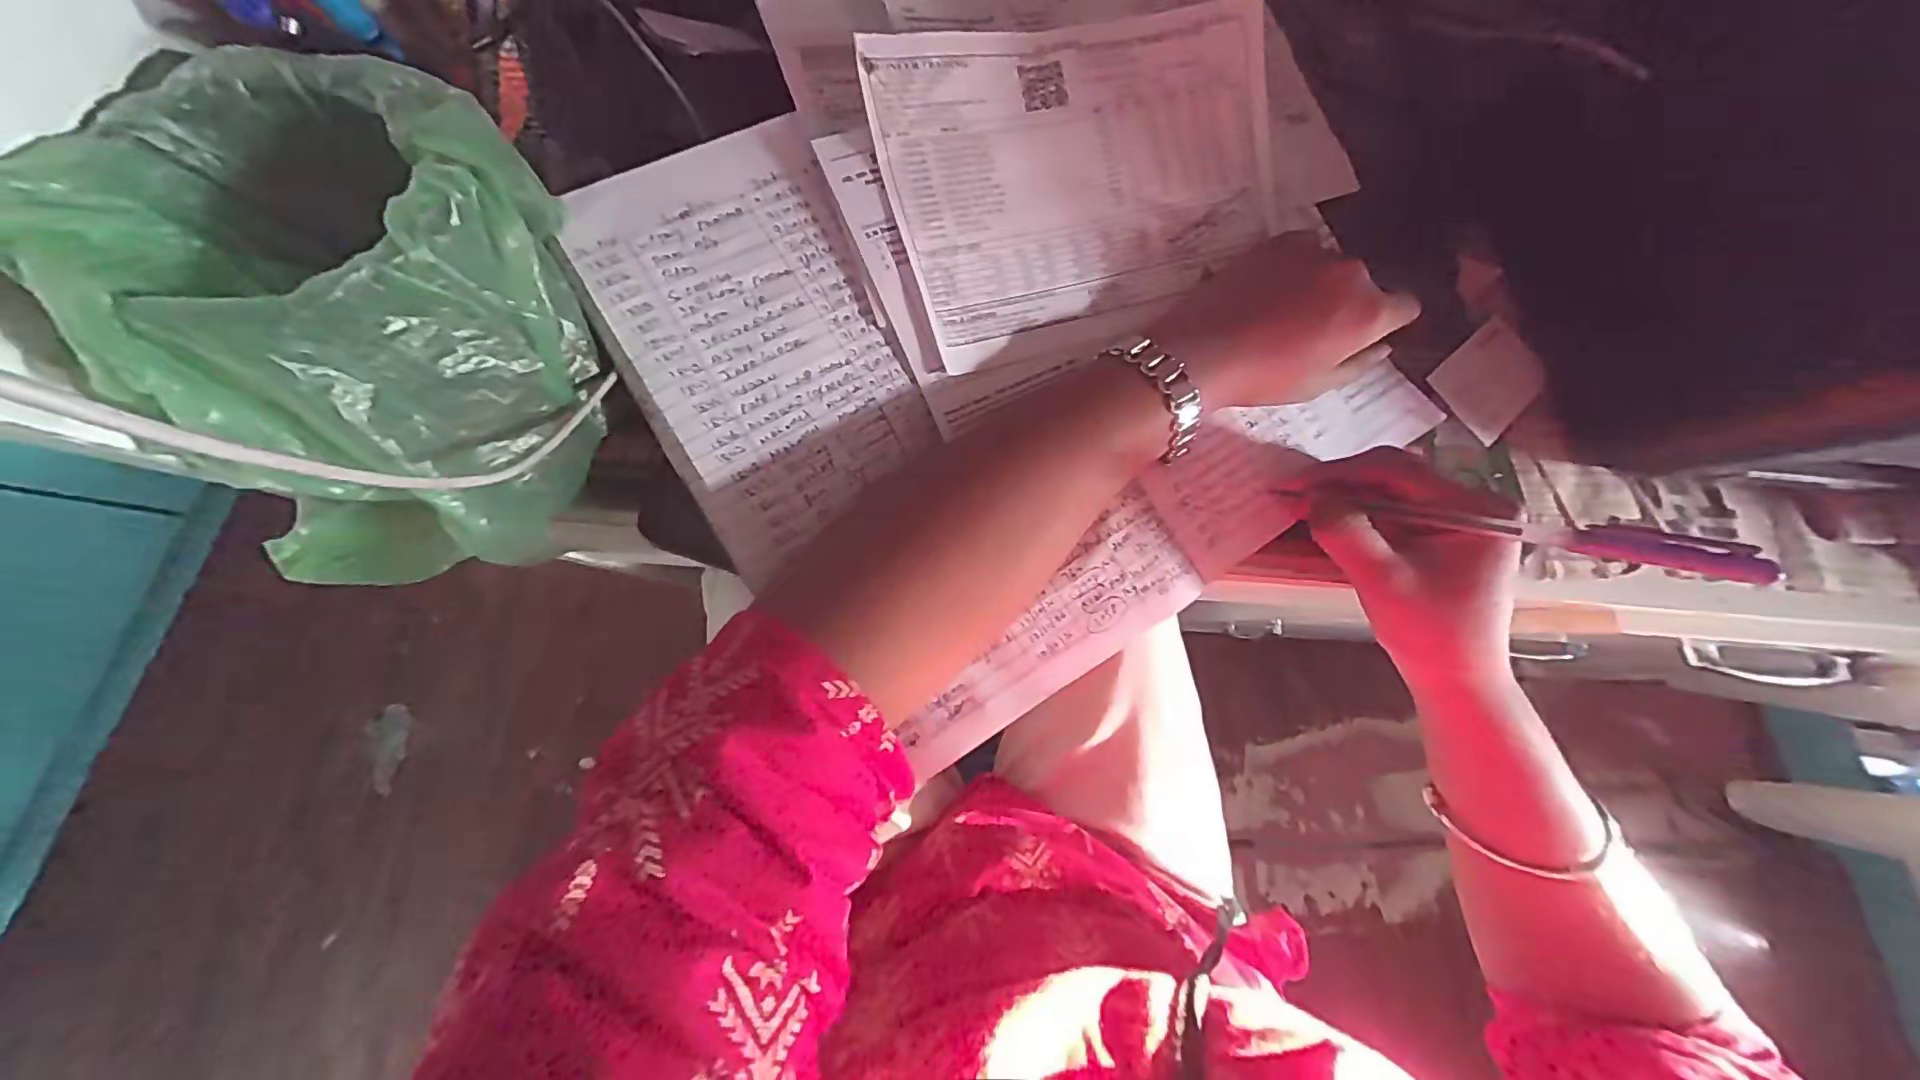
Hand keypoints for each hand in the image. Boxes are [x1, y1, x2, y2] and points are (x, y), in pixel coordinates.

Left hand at [1150, 233, 1421, 409]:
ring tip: (1280, 312)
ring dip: (1318, 283)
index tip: (1360, 335)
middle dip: (1346, 304)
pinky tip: (1266, 292)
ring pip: (1332, 266)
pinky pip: (1300, 250)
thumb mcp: (1315, 385)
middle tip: (1308, 331)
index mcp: (1368, 312)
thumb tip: (1381, 346)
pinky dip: (1292, 267)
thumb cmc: (1260, 377)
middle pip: (1364, 285)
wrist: (1199, 352)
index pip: (1405, 307)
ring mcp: (1314, 251)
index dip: (1386, 322)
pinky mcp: (1278, 241)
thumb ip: (1358, 363)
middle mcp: (1351, 272)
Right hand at [1306, 448, 1521, 686]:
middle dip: (1344, 483)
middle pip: (1397, 476)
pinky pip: (1395, 509)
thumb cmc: (1429, 634)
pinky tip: (1334, 521)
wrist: (1455, 676)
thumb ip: (1349, 535)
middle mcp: (1475, 505)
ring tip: (1310, 506)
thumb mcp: (1382, 582)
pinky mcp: (1443, 534)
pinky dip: (1361, 512)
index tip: (1298, 485)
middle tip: (1298, 495)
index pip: (1399, 471)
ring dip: (1349, 496)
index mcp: (1476, 510)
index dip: (1342, 473)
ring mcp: (1460, 519)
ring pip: (1392, 490)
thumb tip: (1315, 498)